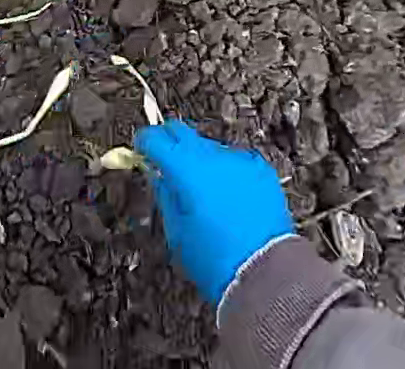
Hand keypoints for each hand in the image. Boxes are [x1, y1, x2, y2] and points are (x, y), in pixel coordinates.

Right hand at [135, 118, 293, 304]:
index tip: (140, 143)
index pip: (161, 142)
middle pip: (186, 134)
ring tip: (197, 186)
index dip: (147, 140)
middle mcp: (215, 159)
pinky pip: (234, 161)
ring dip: (199, 159)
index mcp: (190, 174)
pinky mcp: (259, 168)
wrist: (264, 271)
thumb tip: (158, 174)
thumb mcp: (178, 233)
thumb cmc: (216, 261)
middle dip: (171, 140)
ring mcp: (240, 160)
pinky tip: (225, 194)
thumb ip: (166, 196)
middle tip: (162, 153)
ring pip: (211, 148)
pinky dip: (224, 170)